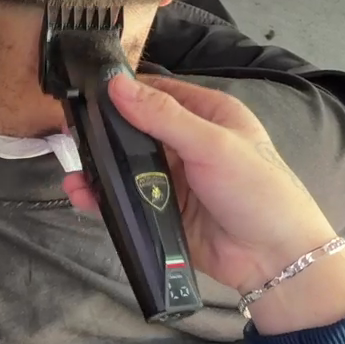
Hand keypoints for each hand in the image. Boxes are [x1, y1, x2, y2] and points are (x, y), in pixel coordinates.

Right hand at [63, 74, 344, 331]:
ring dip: (99, 168)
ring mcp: (173, 179)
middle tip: (69, 133)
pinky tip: (83, 195)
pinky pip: (125, 199)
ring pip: (126, 167)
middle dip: (103, 132)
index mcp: (208, 115)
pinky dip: (103, 197)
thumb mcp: (212, 145)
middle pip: (135, 130)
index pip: (158, 93)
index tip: (86, 91)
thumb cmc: (256, 189)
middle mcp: (187, 143)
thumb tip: (116, 84)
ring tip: (74, 173)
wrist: (275, 259)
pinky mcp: (161, 211)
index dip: (124, 91)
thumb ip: (162, 116)